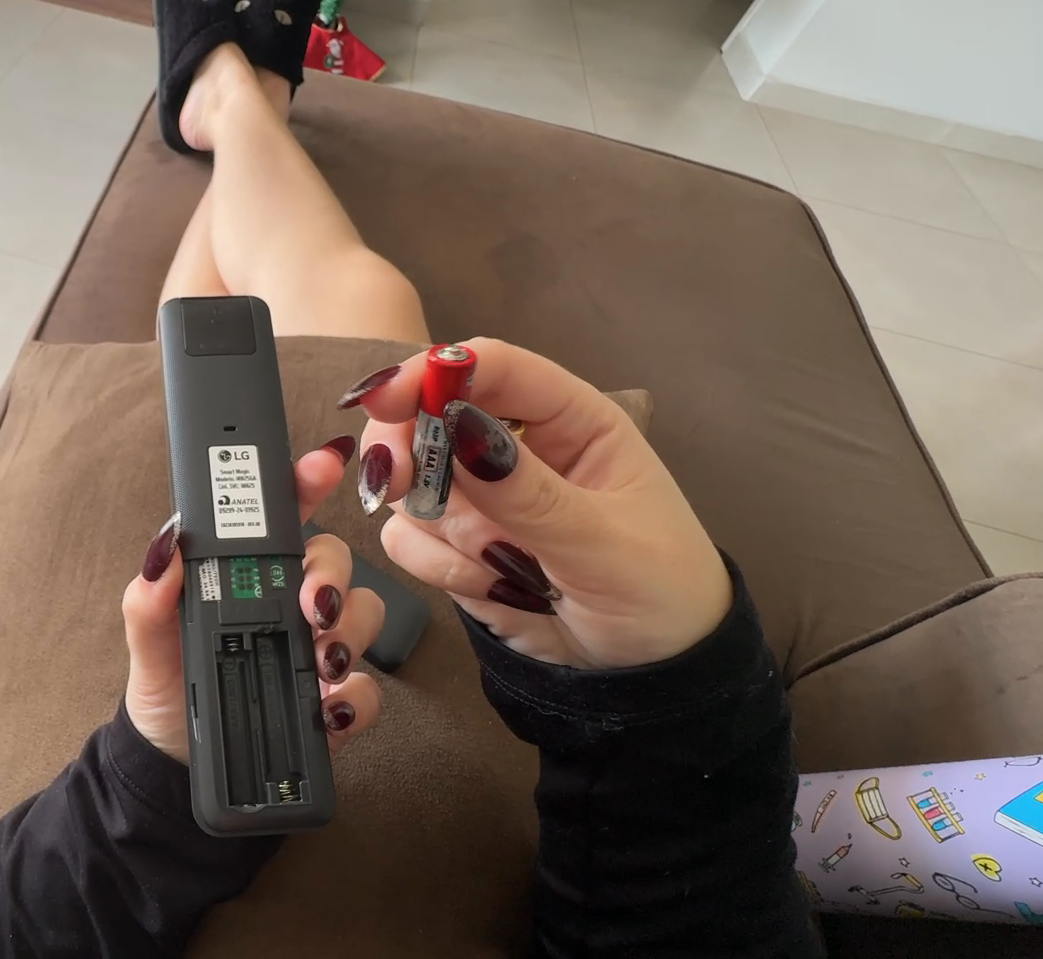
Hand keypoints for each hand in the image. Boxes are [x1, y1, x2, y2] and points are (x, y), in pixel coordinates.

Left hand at [122, 442, 383, 763]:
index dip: (306, 483)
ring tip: (322, 656)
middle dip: (331, 572)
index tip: (323, 464)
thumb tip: (165, 551)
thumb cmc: (167, 681)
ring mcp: (314, 649)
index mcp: (245, 573)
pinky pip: (367, 689)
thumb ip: (149, 595)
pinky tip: (331, 708)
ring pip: (363, 614)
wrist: (175, 761)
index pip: (281, 518)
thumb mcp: (147, 637)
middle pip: (333, 560)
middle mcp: (287, 602)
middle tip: (309, 601)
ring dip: (350, 628)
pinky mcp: (332, 700)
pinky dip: (357, 696)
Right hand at [348, 339, 730, 669]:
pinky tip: (492, 586)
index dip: (434, 372)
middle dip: (408, 450)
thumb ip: (527, 490)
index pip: (493, 368)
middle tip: (397, 482)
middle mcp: (511, 446)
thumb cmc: (657, 591)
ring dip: (442, 527)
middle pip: (424, 416)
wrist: (644, 674)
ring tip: (504, 565)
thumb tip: (456, 430)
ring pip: (409, 482)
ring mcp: (474, 495)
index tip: (385, 401)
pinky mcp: (448, 541)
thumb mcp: (603, 541)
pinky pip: (405, 536)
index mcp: (568, 420)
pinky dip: (438, 565)